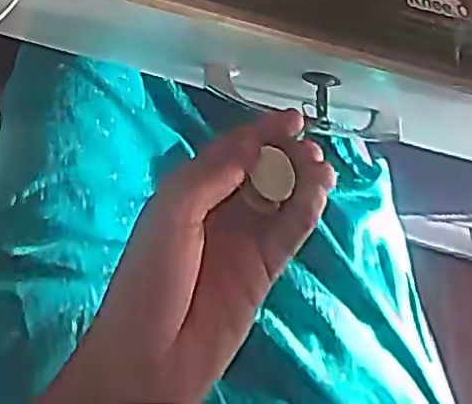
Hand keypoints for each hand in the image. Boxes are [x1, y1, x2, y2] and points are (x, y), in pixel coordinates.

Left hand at [39, 109, 334, 403]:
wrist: (151, 353)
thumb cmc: (150, 274)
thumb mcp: (172, 209)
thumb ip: (213, 175)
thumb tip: (253, 146)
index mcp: (193, 186)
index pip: (234, 149)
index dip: (262, 132)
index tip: (292, 119)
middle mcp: (221, 207)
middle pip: (262, 170)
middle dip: (286, 153)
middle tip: (310, 145)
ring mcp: (243, 238)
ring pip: (281, 198)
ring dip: (302, 179)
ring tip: (321, 166)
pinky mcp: (263, 270)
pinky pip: (289, 233)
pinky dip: (305, 211)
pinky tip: (317, 194)